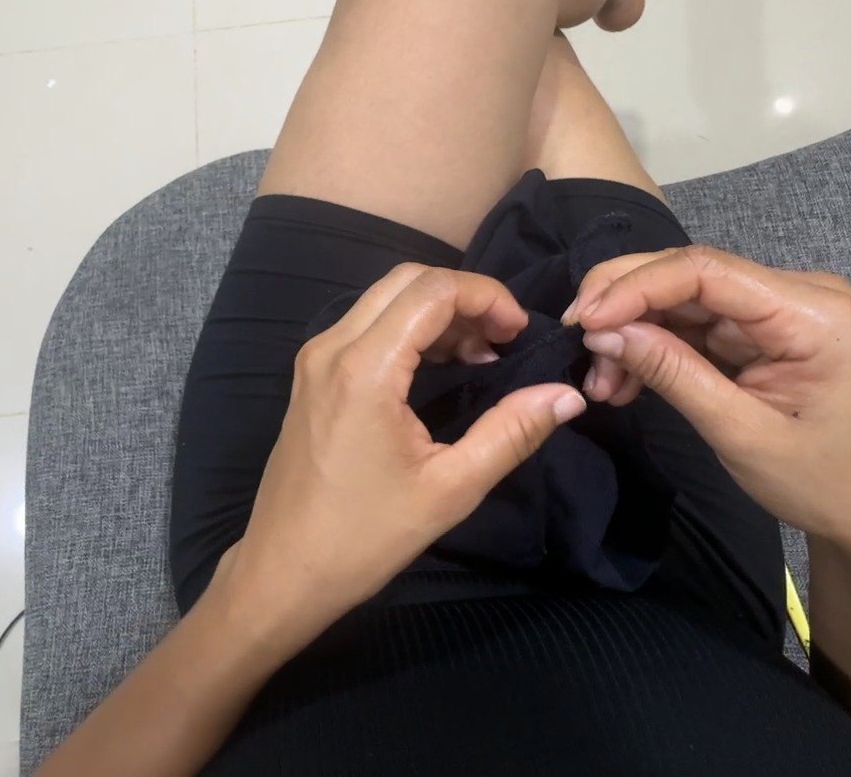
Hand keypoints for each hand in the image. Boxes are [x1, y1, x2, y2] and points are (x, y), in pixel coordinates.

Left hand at [216, 264, 587, 644]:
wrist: (283, 569)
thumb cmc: (366, 536)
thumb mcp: (450, 488)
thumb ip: (511, 432)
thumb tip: (567, 395)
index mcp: (364, 368)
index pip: (432, 290)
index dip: (487, 296)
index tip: (520, 332)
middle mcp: (332, 346)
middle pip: (407, 281)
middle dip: (465, 296)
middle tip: (505, 340)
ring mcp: (316, 357)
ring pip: (385, 298)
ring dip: (438, 311)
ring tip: (483, 355)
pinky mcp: (313, 373)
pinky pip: (366, 325)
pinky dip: (410, 328)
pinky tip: (442, 365)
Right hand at [564, 246, 850, 570]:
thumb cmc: (825, 484)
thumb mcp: (740, 433)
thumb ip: (672, 373)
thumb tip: (602, 332)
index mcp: (810, 311)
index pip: (703, 270)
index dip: (634, 286)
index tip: (583, 321)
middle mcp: (792, 292)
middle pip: (685, 273)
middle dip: (622, 304)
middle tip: (576, 339)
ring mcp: (772, 309)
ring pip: (676, 298)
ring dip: (629, 332)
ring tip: (600, 382)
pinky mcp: (754, 329)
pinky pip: (686, 324)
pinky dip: (648, 349)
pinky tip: (622, 381)